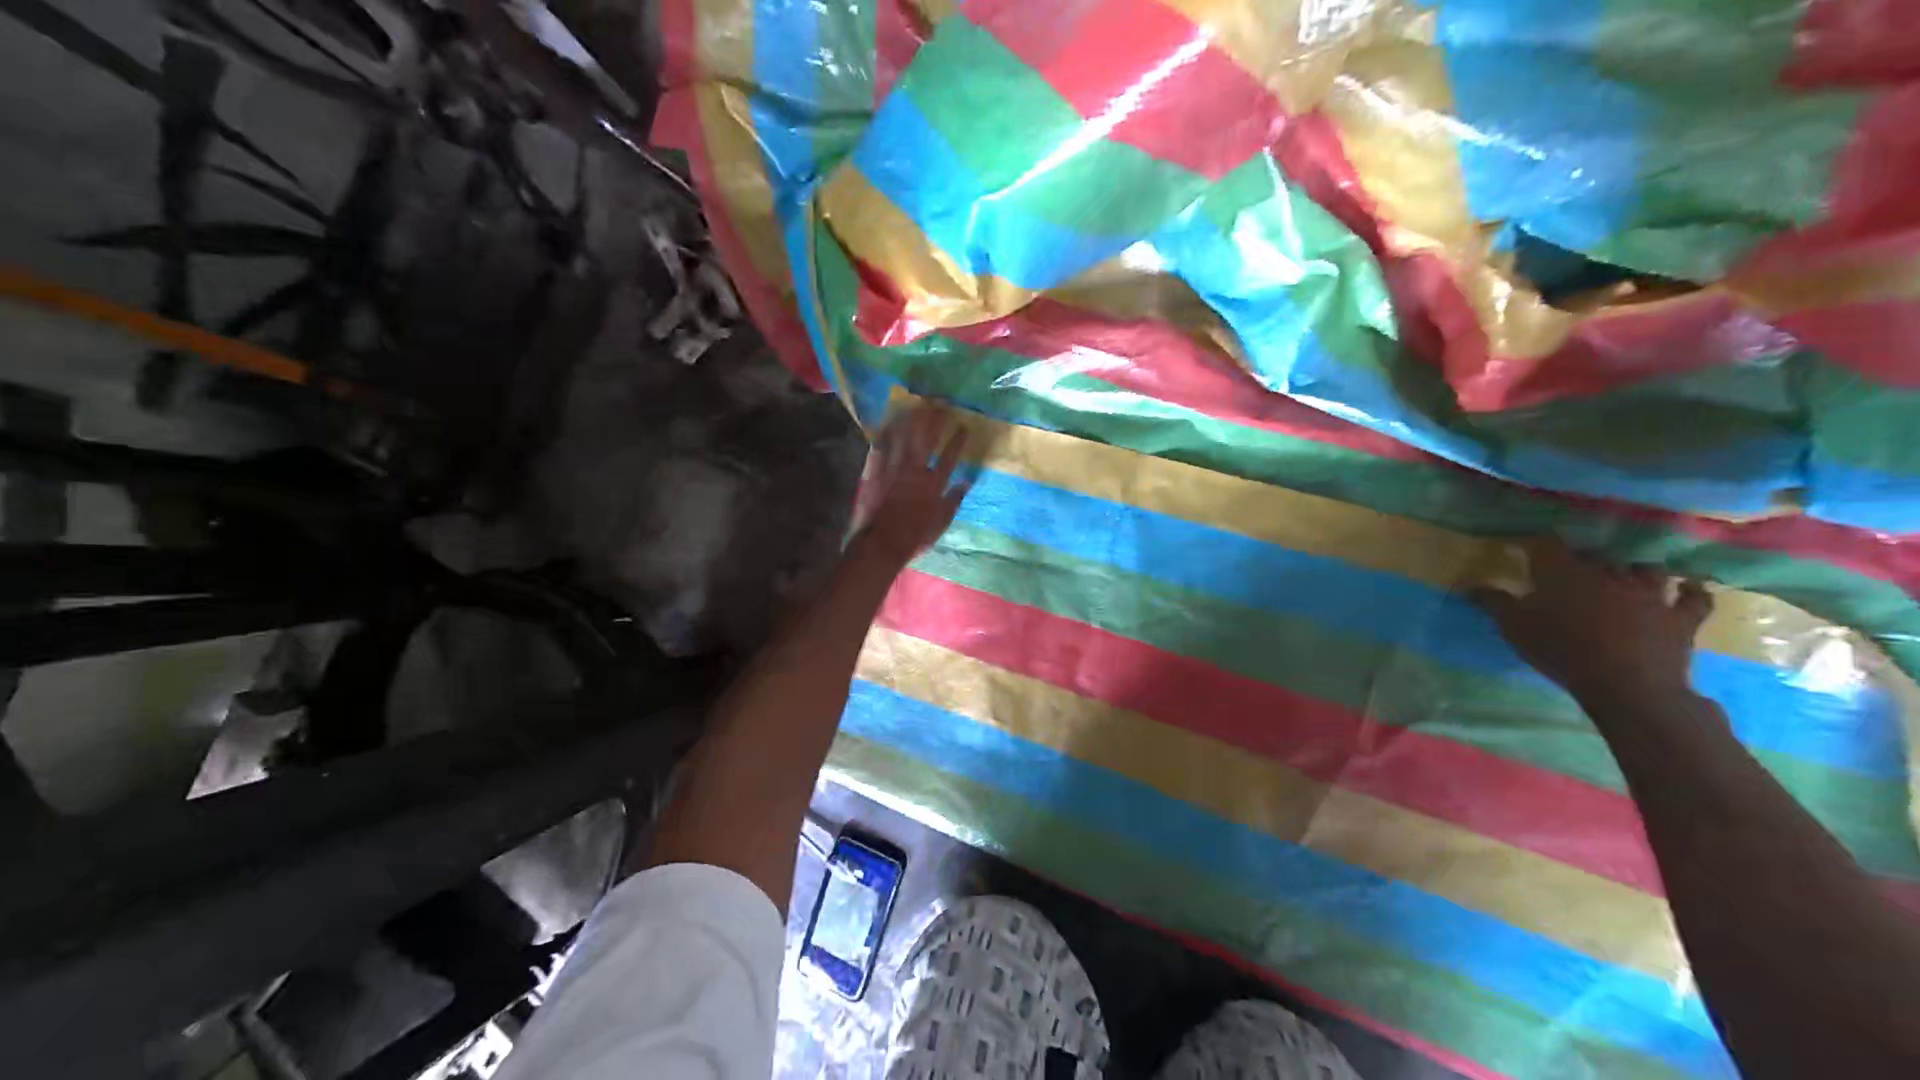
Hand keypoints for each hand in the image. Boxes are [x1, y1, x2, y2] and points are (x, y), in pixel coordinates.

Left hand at [850, 404, 970, 565]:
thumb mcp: (941, 523)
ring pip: (902, 438)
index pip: (950, 456)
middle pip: (926, 440)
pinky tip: (886, 424)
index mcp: (934, 484)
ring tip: (913, 405)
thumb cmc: (914, 538)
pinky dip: (883, 436)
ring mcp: (892, 470)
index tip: (963, 425)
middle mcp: (915, 471)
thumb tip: (966, 483)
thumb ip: (953, 501)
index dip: (957, 440)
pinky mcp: (874, 473)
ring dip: (908, 420)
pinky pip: (879, 449)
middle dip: (933, 420)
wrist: (881, 544)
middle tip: (938, 403)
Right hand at [1473, 538, 1711, 704]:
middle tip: (1570, 571)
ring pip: (1645, 569)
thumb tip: (1471, 584)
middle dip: (1583, 560)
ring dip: (1635, 569)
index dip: (1536, 544)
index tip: (1525, 549)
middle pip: (1595, 555)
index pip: (1547, 544)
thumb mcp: (1513, 627)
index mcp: (1565, 572)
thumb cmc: (1560, 649)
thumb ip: (1493, 602)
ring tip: (1626, 575)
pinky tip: (1688, 588)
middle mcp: (1609, 573)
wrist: (1626, 683)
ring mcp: (1650, 594)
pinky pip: (1695, 599)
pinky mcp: (1681, 617)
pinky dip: (1692, 592)